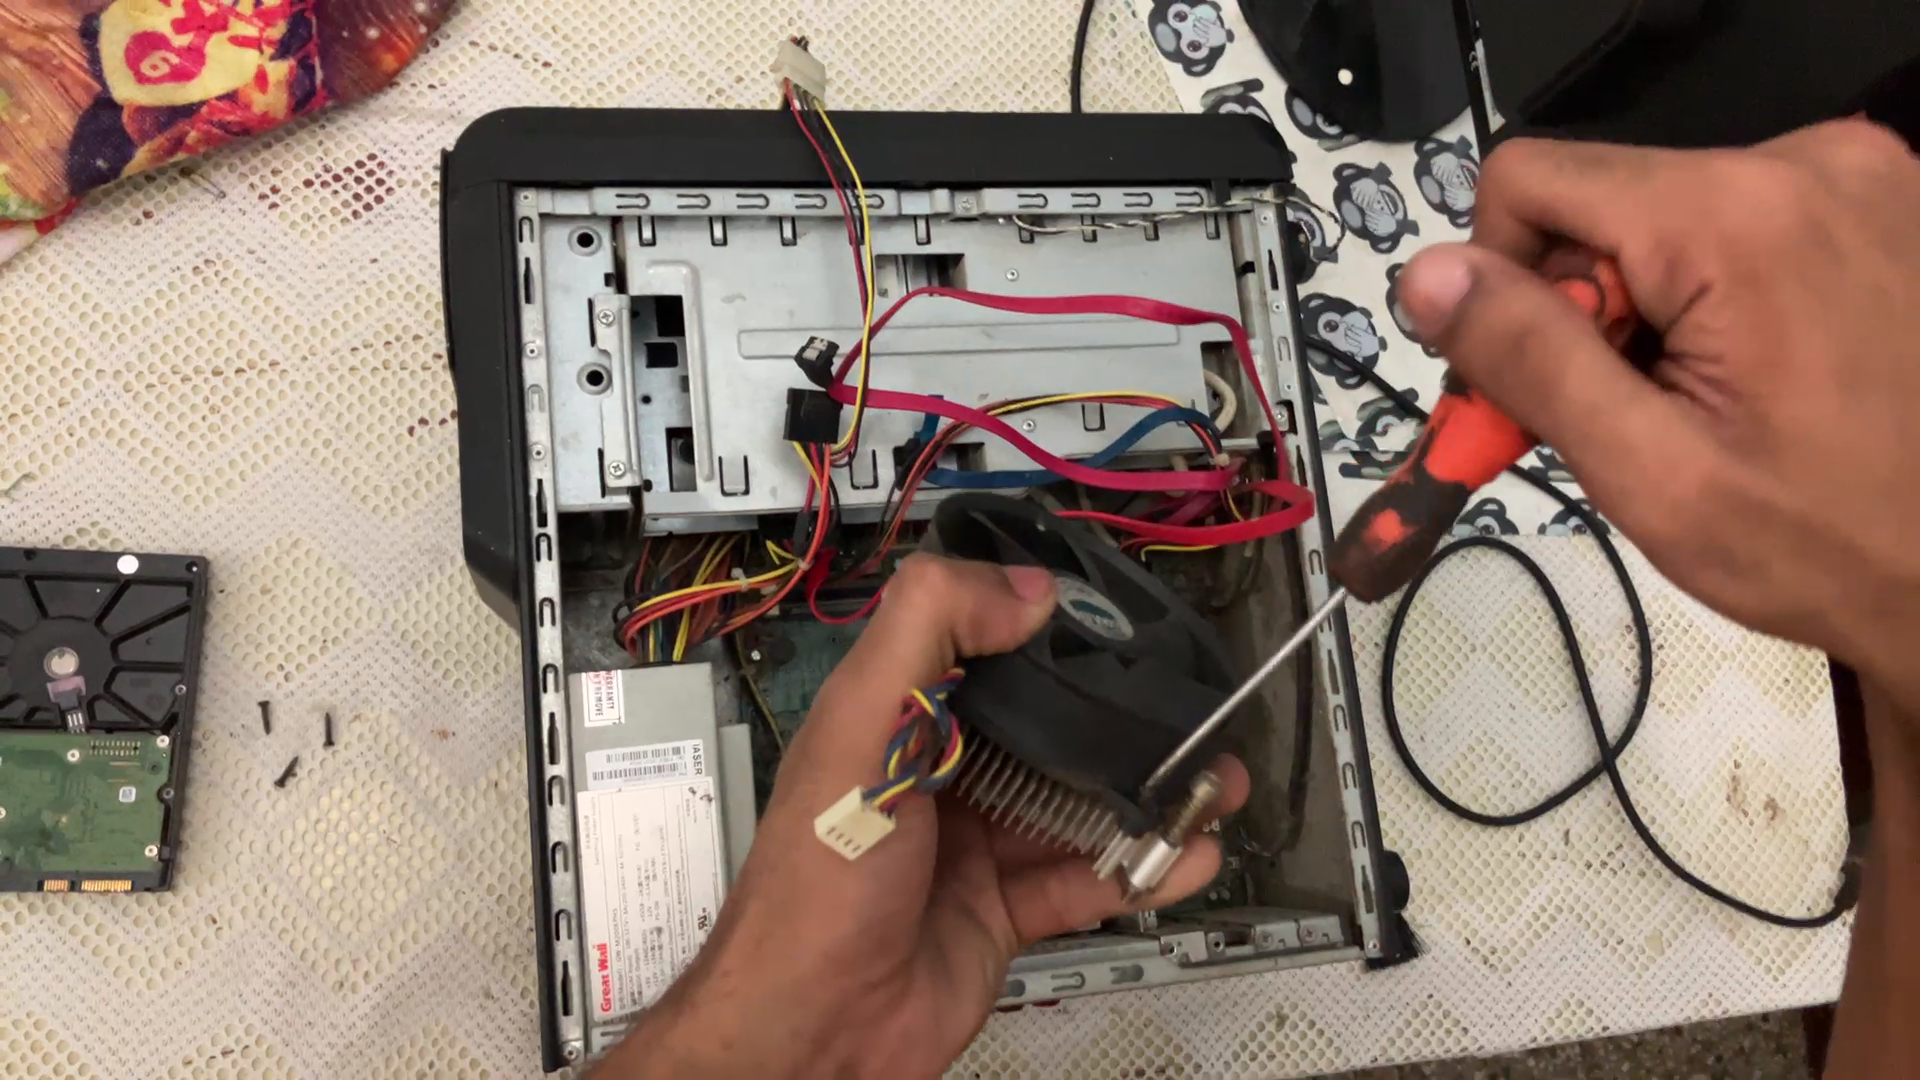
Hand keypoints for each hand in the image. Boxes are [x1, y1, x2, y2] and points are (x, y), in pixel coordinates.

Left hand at [608, 554, 1247, 1078]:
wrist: (818, 1025)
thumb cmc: (830, 858)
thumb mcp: (865, 721)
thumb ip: (928, 629)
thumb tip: (1030, 589)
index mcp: (902, 711)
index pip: (979, 646)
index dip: (1042, 626)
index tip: (1113, 617)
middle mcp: (942, 766)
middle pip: (1043, 725)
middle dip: (1115, 714)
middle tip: (1186, 703)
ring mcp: (978, 838)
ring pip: (1076, 800)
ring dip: (1145, 790)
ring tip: (1217, 780)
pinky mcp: (1006, 905)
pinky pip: (1085, 877)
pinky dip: (1141, 868)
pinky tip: (1194, 855)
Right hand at [1396, 119, 1919, 707]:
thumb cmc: (1812, 538)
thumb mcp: (1639, 461)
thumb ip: (1527, 356)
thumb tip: (1423, 275)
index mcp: (1736, 216)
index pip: (1525, 184)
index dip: (1494, 283)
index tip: (1537, 375)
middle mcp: (1799, 165)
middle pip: (1576, 210)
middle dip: (1553, 314)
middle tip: (1593, 411)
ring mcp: (1838, 182)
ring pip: (1624, 229)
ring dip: (1605, 322)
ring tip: (1654, 405)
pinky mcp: (1847, 212)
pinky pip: (1688, 240)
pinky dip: (1661, 312)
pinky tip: (1700, 380)